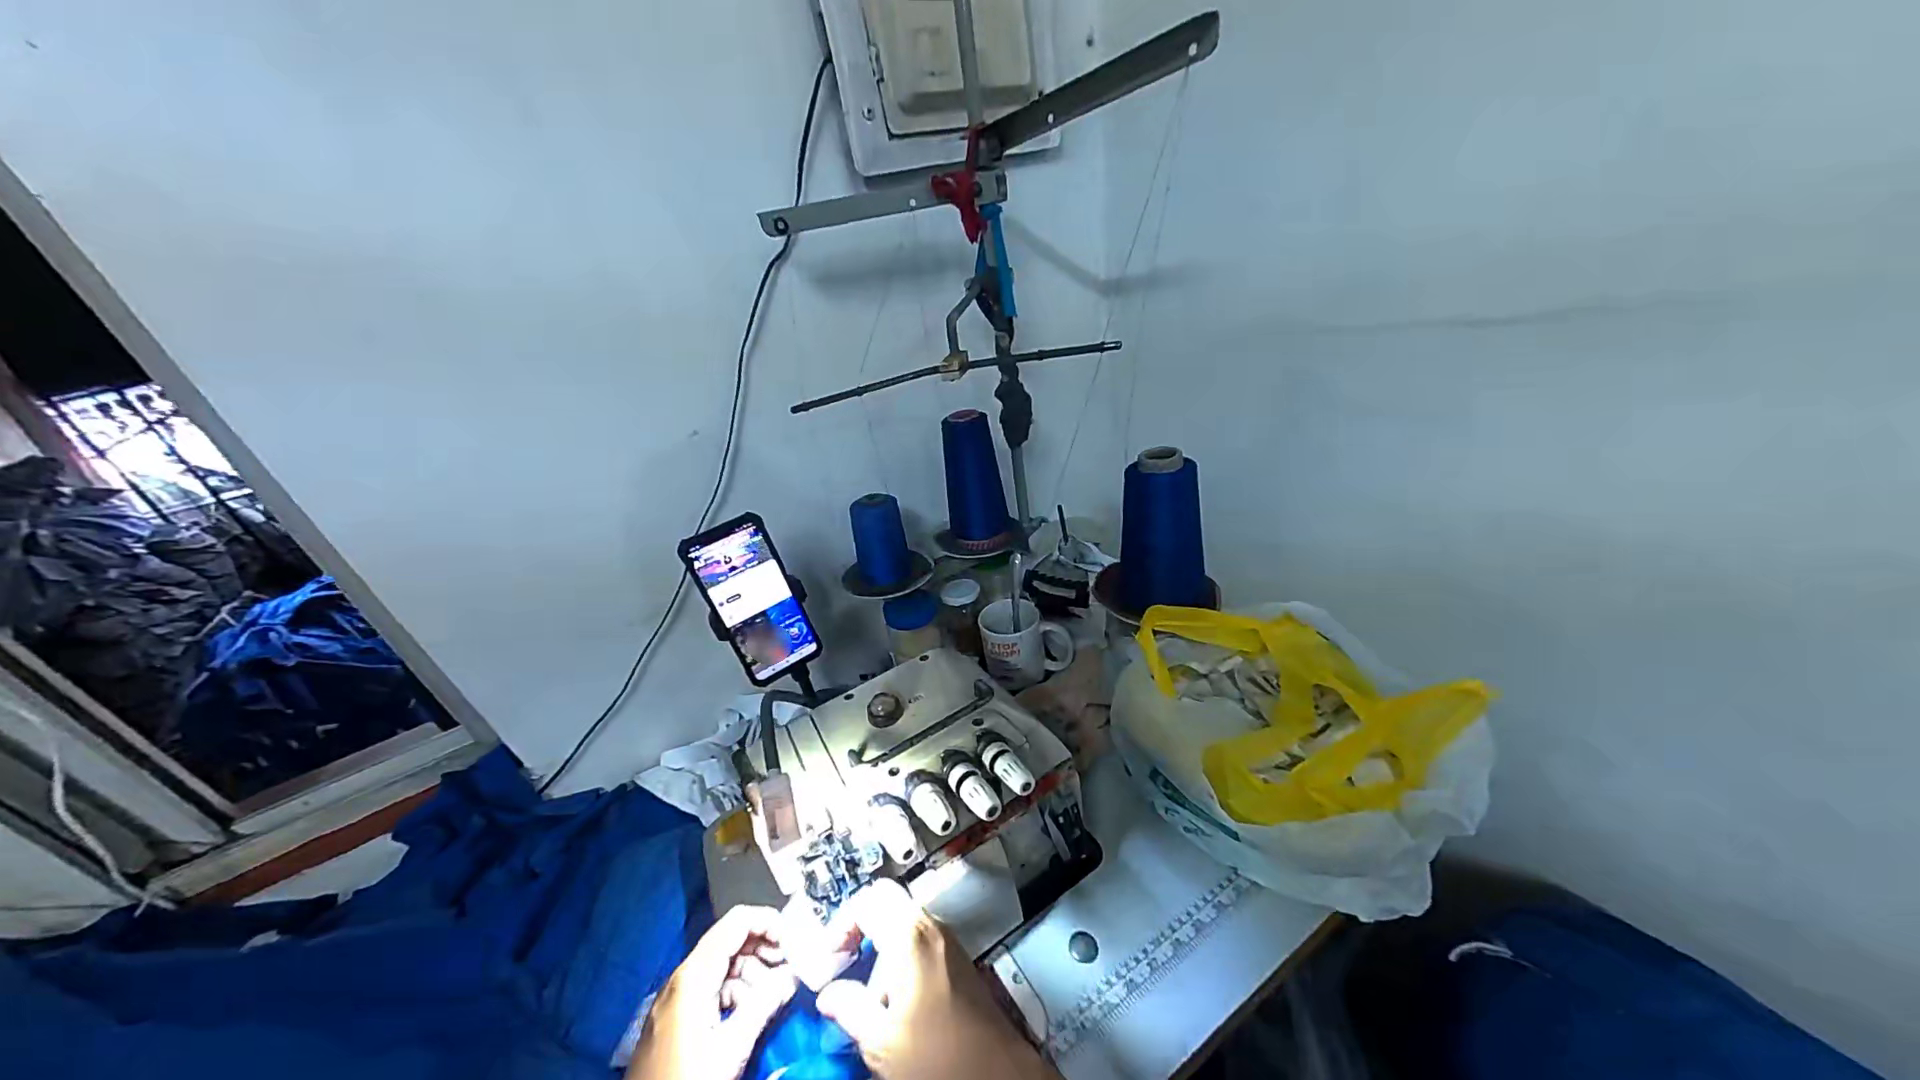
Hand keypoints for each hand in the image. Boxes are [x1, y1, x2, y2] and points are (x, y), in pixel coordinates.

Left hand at [628, 905, 797, 1079]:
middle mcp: (684, 976)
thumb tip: (794, 974)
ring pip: (724, 965)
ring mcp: (678, 995)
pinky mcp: (678, 1014)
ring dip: (753, 973)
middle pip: (731, 941)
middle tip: (789, 970)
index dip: (768, 922)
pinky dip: (737, 991)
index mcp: (694, 975)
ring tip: (773, 997)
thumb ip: (764, 1004)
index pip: (736, 922)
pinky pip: (714, 987)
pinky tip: (751, 1012)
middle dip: (764, 950)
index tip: (793, 942)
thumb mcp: (731, 1048)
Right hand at [814, 879, 1059, 1079]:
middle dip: (860, 933)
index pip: (867, 900)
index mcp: (910, 936)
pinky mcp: (958, 962)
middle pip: (887, 905)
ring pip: (903, 925)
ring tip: (870, 999)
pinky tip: (897, 1004)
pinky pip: (921, 944)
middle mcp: (932, 929)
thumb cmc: (940, 1055)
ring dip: (880, 951)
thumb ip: (850, 1009)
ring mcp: (948, 944)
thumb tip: (830, 995)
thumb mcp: (882, 1039)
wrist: (996, 1073)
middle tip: (843, 968)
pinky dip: (901, 962)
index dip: (841, 924)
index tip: (830, 957)